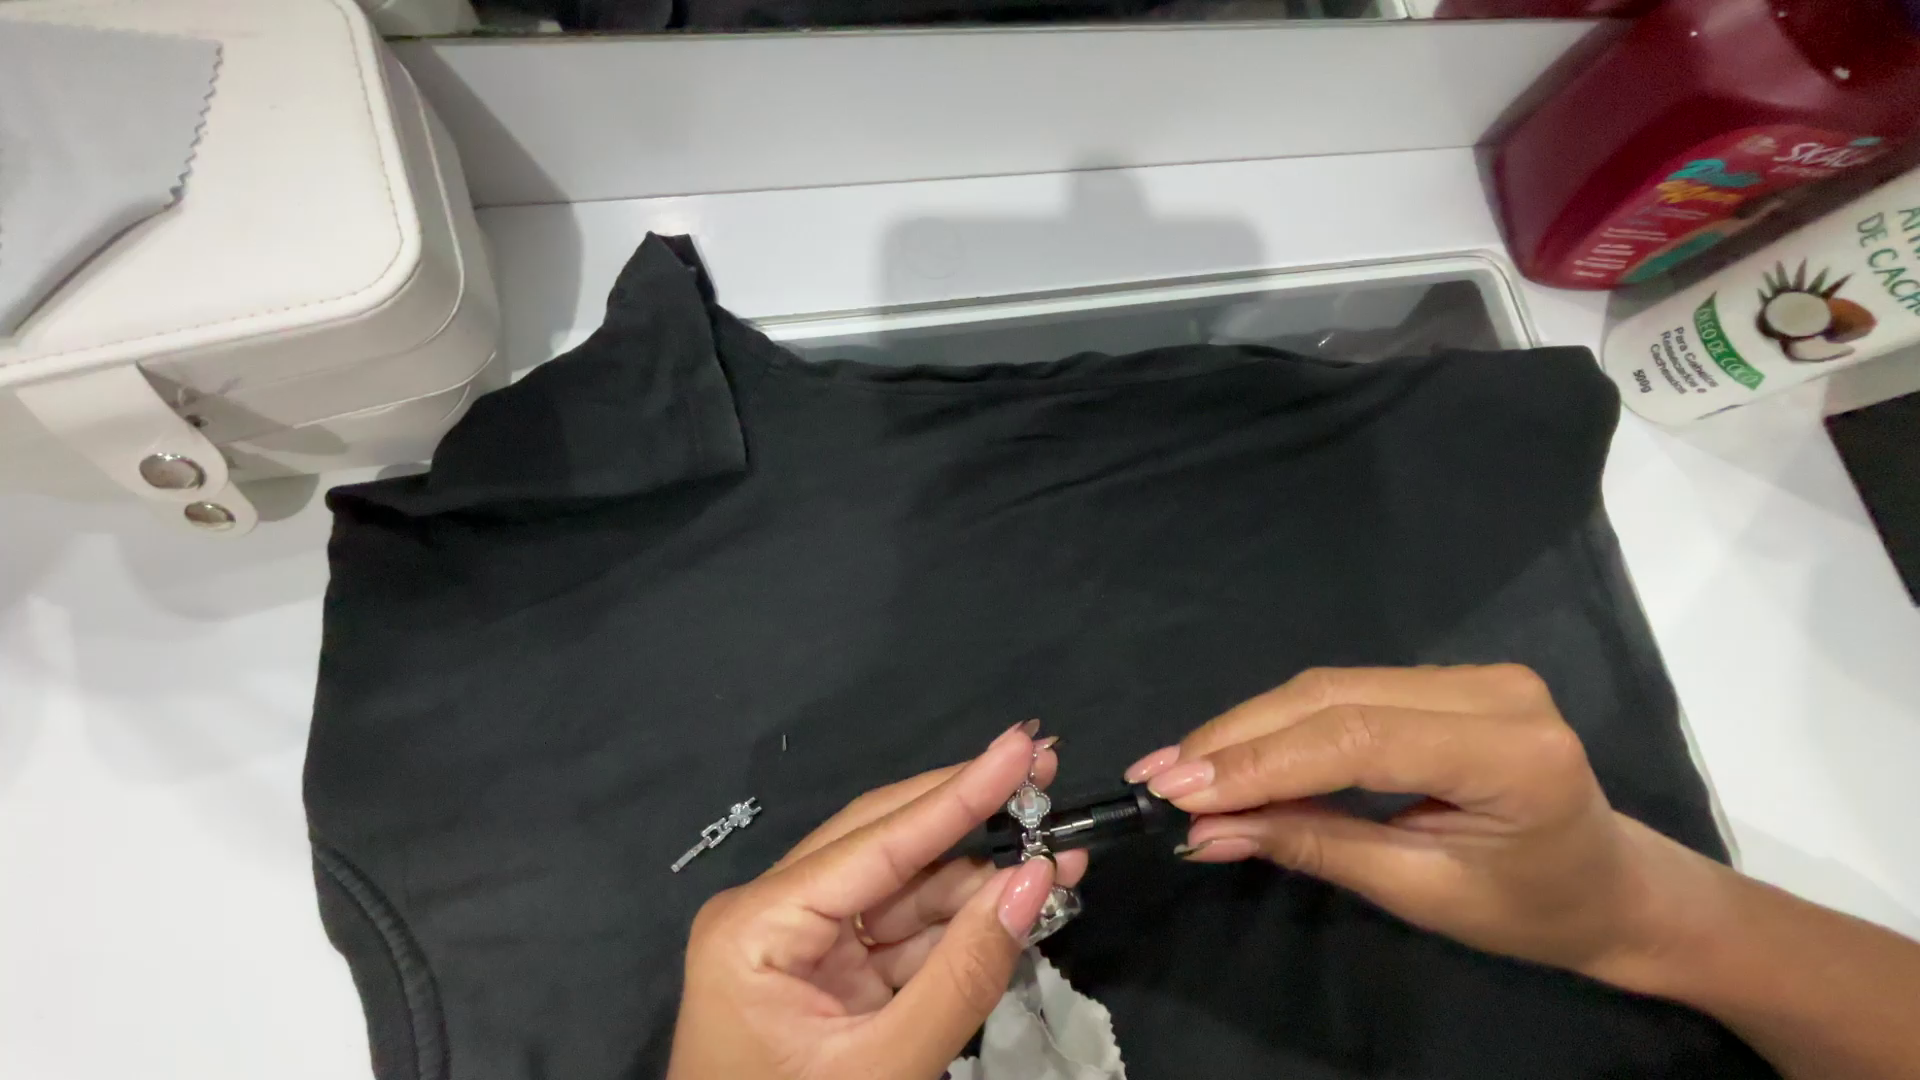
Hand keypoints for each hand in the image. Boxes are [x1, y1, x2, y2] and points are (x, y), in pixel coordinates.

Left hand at [667, 723, 1088, 1079]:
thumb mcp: (886, 1069)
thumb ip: (964, 973)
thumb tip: (1037, 879)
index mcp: (758, 924)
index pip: (877, 841)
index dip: (959, 792)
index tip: (1020, 746)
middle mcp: (775, 912)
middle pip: (888, 843)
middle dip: (971, 811)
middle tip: (1041, 770)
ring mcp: (804, 941)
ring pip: (905, 886)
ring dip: (981, 871)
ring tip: (1055, 848)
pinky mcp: (831, 971)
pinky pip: (905, 931)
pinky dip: (964, 919)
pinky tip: (1017, 897)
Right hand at [1125, 665, 1690, 985]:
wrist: (1616, 887)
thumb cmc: (1534, 910)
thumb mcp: (1421, 893)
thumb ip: (1310, 845)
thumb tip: (1203, 832)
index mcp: (1511, 753)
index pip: (1355, 740)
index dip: (1258, 763)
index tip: (1177, 792)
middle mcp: (1489, 689)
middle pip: (1326, 699)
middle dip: (1233, 742)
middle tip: (1158, 777)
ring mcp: (1465, 672)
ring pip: (1319, 688)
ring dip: (1243, 729)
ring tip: (1179, 767)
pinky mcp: (1437, 676)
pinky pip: (1335, 692)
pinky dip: (1275, 723)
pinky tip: (1229, 749)